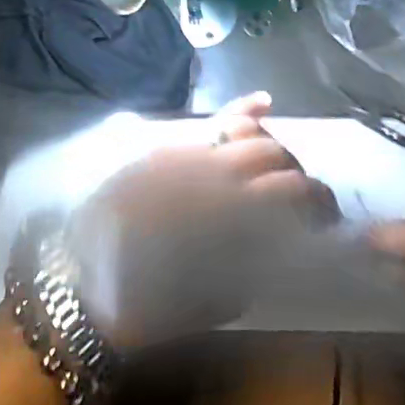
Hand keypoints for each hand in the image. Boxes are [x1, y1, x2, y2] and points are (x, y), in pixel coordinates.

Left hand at [66, 94, 338, 349]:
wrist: (77, 281)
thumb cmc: (143, 301)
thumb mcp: (205, 302)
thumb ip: (247, 275)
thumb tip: (278, 253)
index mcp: (227, 211)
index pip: (290, 190)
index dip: (317, 200)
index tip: (327, 219)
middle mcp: (214, 172)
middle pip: (274, 155)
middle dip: (298, 174)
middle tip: (305, 198)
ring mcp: (189, 153)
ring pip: (247, 133)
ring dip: (273, 146)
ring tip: (280, 165)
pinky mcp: (167, 148)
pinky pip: (209, 122)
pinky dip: (241, 111)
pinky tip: (264, 103)